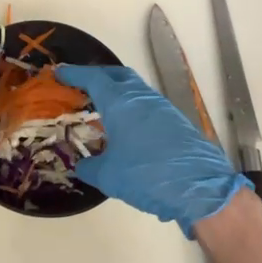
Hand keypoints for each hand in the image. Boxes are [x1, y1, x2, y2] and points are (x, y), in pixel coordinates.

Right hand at [56, 64, 248, 237]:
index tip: (60, 72)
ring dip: (118, 92)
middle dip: (98, 76)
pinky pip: (147, 105)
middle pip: (118, 76)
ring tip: (103, 105)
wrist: (201, 190)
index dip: (75, 74)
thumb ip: (90, 168)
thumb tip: (82, 165)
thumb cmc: (146, 176)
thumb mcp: (109, 176)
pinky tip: (127, 127)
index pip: (94, 78)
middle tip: (82, 85)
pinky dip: (132, 107)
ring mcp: (163, 109)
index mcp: (121, 102)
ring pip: (136, 90)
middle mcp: (143, 98)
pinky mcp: (176, 123)